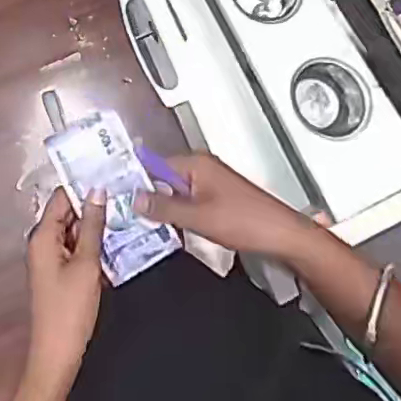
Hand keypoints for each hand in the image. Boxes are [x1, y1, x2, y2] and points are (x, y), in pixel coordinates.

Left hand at [25, 189, 107, 383]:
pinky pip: (76, 247)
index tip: (111, 176)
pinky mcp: (60, 272)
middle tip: (125, 195)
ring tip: (127, 213)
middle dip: (94, 205)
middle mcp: (42, 242)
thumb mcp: (86, 264)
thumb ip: (92, 225)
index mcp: (42, 235)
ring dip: (96, 225)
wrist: (58, 356)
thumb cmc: (70, 309)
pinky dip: (93, 243)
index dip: (84, 185)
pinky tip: (116, 240)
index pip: (62, 196)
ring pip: (74, 230)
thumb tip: (97, 191)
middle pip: (68, 212)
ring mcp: (50, 257)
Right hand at [136, 153, 320, 259]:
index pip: (154, 164)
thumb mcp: (197, 217)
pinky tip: (170, 229)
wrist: (283, 237)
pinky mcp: (217, 200)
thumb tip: (136, 198)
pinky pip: (187, 202)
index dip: (135, 179)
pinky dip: (177, 214)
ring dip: (162, 207)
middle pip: (163, 178)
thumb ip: (164, 207)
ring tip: (143, 222)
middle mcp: (203, 169)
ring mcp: (210, 184)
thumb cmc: (248, 221)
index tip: (117, 192)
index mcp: (197, 164)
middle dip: (146, 195)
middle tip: (126, 212)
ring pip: (175, 192)